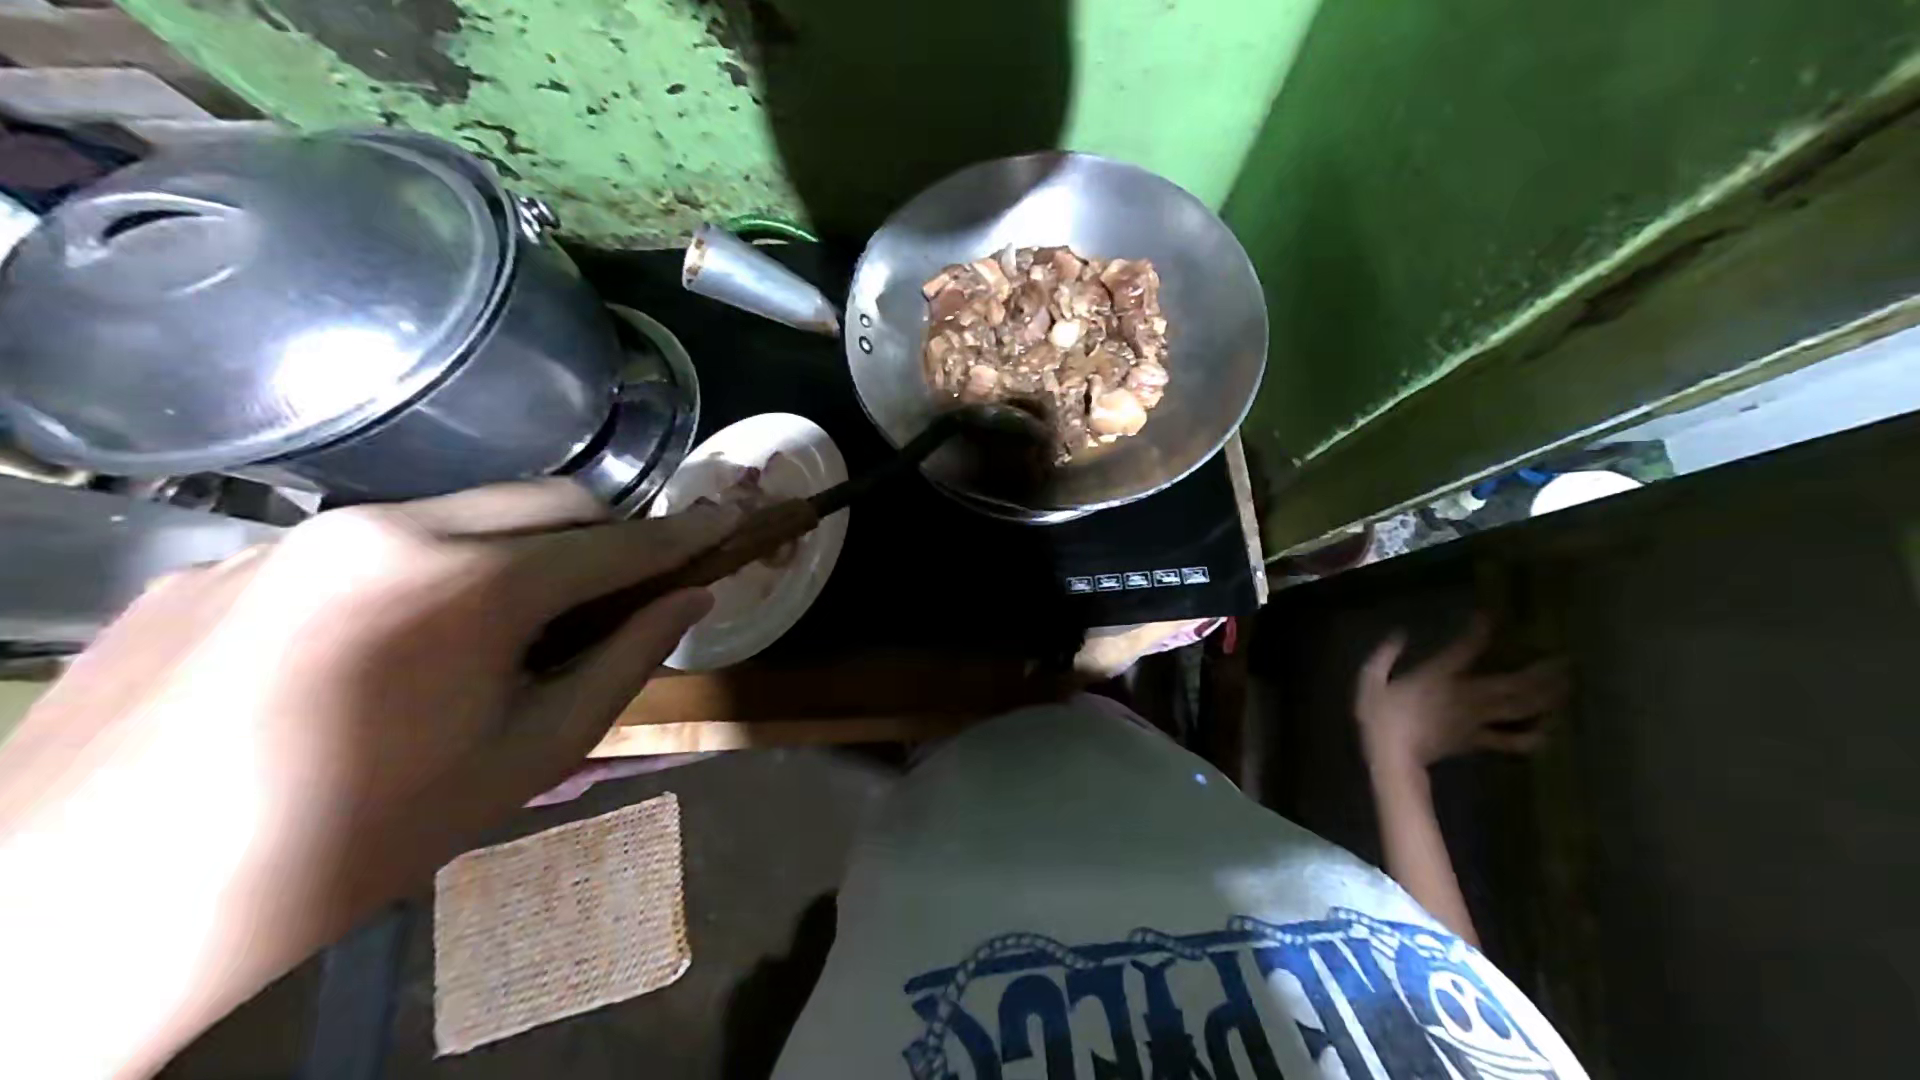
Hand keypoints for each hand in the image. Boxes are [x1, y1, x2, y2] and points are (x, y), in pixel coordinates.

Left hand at [0, 480, 735, 1079]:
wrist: (86, 914)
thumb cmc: (363, 839)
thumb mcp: (529, 755)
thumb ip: (625, 661)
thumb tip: (693, 599)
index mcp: (467, 583)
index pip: (613, 541)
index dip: (682, 535)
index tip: (726, 521)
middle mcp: (384, 529)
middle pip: (543, 502)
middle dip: (601, 538)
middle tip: (614, 598)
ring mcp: (295, 536)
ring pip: (458, 516)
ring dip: (513, 556)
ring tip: (498, 634)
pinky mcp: (228, 561)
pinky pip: (366, 548)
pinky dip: (419, 577)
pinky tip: (383, 653)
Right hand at [1354, 616, 1566, 772]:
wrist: (1392, 757)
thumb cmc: (1379, 717)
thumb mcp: (1370, 681)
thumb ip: (1384, 656)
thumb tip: (1398, 635)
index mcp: (1439, 676)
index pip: (1466, 648)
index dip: (1480, 630)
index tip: (1491, 616)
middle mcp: (1467, 695)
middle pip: (1514, 682)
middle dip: (1542, 670)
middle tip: (1565, 660)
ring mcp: (1477, 719)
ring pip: (1522, 707)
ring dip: (1548, 697)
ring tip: (1567, 686)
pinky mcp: (1479, 740)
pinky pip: (1513, 740)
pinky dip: (1534, 737)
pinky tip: (1548, 731)